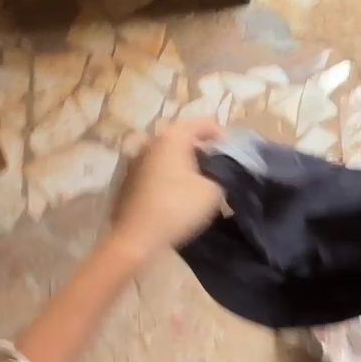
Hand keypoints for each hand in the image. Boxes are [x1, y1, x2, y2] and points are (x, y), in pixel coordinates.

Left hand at [108, 119, 227, 257]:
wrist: (135, 238)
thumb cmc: (176, 208)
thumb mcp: (213, 192)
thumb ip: (222, 174)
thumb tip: (219, 171)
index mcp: (172, 137)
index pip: (203, 123)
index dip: (222, 136)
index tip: (233, 155)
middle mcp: (151, 141)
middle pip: (183, 136)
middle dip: (202, 149)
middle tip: (218, 167)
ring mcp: (135, 159)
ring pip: (167, 153)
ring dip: (184, 162)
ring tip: (200, 181)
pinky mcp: (128, 178)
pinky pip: (155, 168)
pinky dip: (169, 174)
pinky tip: (177, 193)